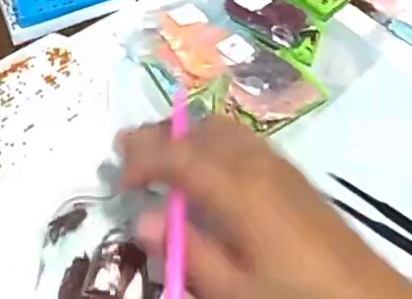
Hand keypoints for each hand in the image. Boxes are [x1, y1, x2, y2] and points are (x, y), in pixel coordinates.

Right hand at [117, 117, 411, 298]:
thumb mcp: (239, 294)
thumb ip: (191, 253)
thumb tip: (145, 220)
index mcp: (237, 187)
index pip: (178, 156)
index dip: (144, 159)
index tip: (120, 175)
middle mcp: (254, 161)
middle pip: (197, 132)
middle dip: (160, 137)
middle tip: (127, 149)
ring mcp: (276, 163)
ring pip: (219, 129)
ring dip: (186, 136)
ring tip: (162, 154)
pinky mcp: (292, 175)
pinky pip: (240, 139)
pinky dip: (211, 141)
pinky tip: (208, 165)